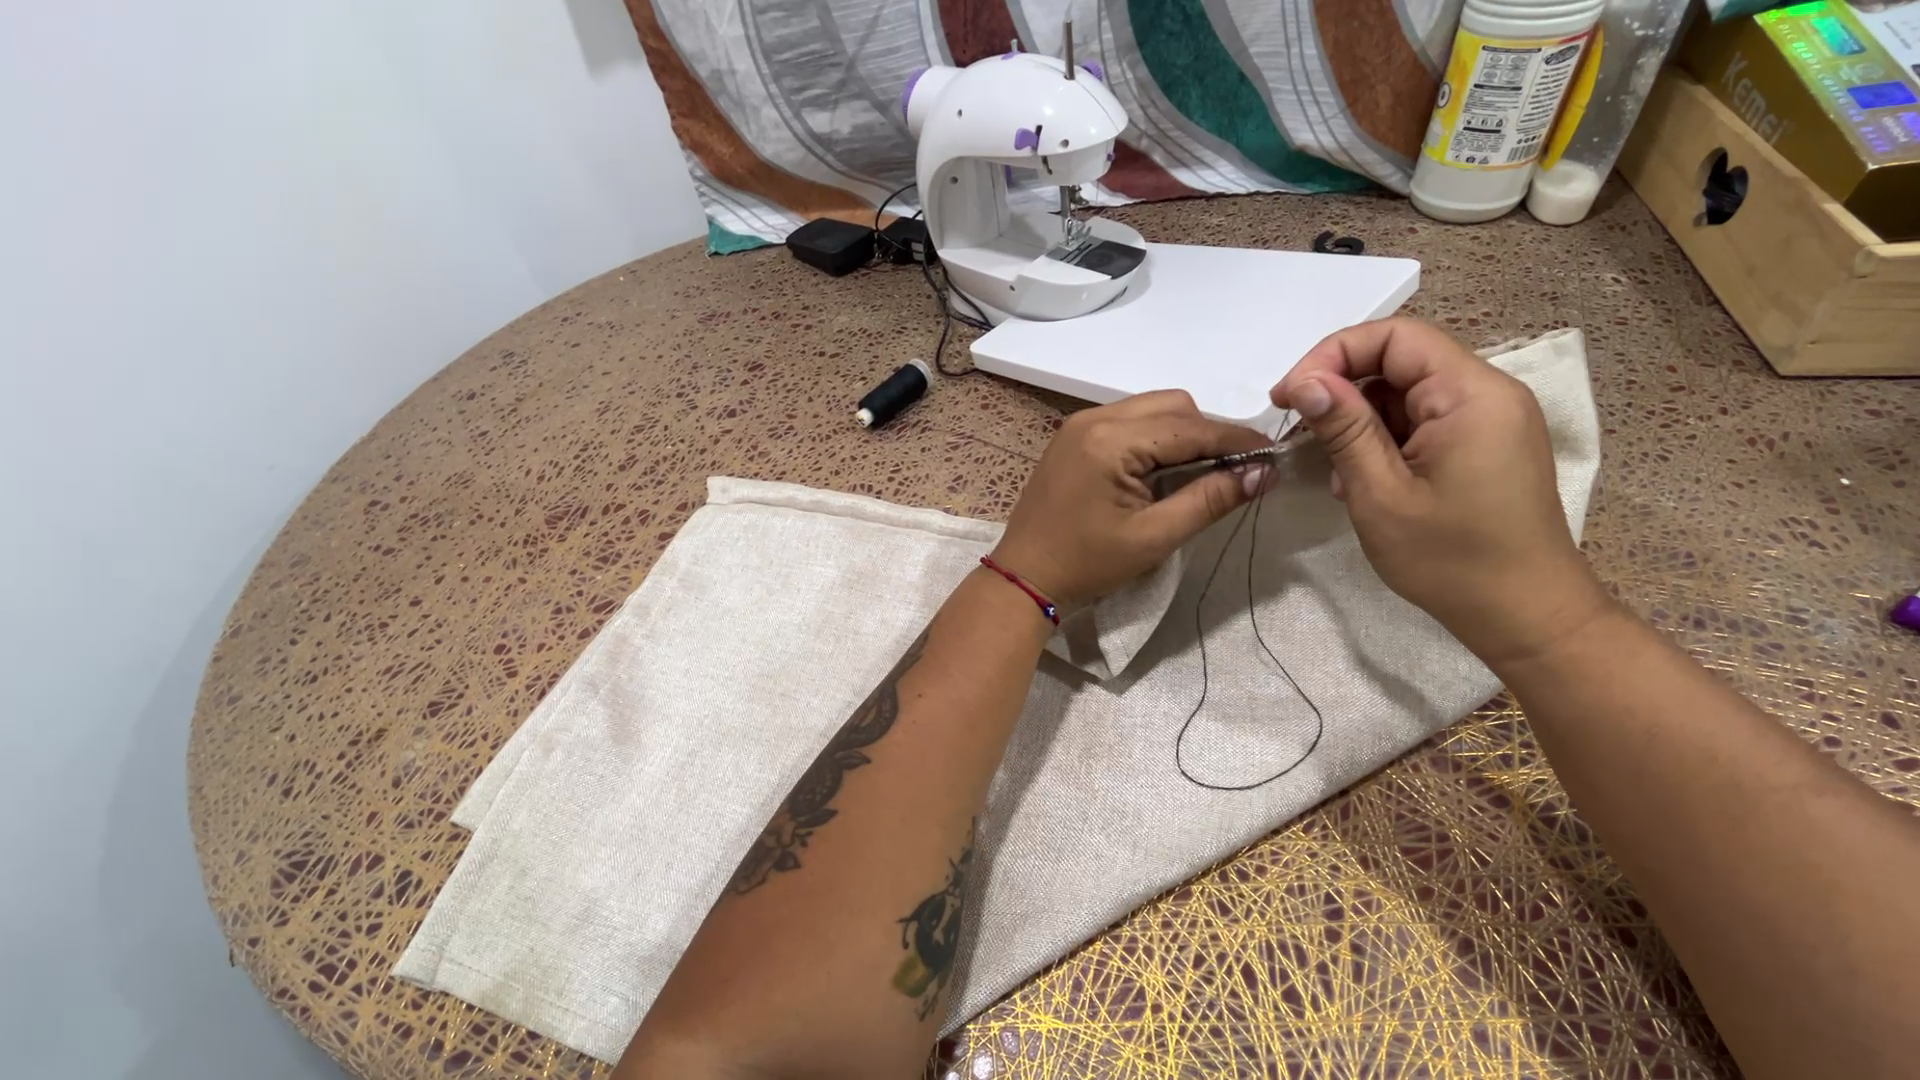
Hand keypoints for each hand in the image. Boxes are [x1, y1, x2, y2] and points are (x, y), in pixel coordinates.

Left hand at [991, 391, 1269, 608]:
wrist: (1024, 575)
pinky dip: (1155, 437)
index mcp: (1111, 441)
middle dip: (1209, 433)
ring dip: (1183, 433)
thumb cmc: (1087, 563)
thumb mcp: (1154, 537)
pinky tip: (1165, 469)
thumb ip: (1209, 500)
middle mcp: (1095, 418)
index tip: (1272, 457)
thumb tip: (1262, 475)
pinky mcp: (1074, 436)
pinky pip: (1129, 421)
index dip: (1236, 440)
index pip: (1191, 428)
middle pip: (1173, 405)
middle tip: (1232, 470)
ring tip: (1202, 472)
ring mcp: (1080, 423)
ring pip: (1152, 408)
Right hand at [1272, 317, 1608, 665]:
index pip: (1395, 336)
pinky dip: (1385, 438)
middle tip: (1297, 429)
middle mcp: (1488, 392)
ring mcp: (1490, 418)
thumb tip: (1304, 382)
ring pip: (1407, 391)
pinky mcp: (1485, 443)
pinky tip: (1363, 478)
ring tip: (1333, 469)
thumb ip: (1344, 429)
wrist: (1525, 614)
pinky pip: (1424, 418)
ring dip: (1360, 419)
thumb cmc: (1450, 559)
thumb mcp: (1381, 494)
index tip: (1289, 396)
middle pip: (1401, 359)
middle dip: (1342, 386)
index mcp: (1470, 395)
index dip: (1333, 354)